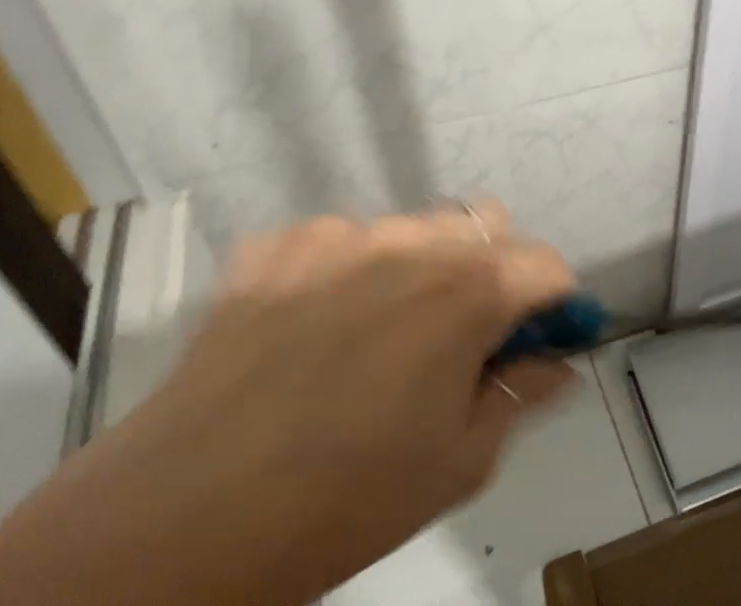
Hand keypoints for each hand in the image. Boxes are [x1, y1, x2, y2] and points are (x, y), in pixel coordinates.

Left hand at [0, 201, 578, 605]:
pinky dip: (343, 270)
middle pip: (483, 224)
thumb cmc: (346, 500)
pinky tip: (314, 327)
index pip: (545, 263)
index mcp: (467, 293)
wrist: (184, 516)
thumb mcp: (460, 464)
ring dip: (418, 266)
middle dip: (490, 271)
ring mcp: (331, 239)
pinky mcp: (269, 251)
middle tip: (462, 338)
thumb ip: (521, 395)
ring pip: (408, 227)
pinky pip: (331, 240)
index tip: (535, 342)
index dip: (553, 302)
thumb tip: (557, 364)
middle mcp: (407, 245)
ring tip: (380, 335)